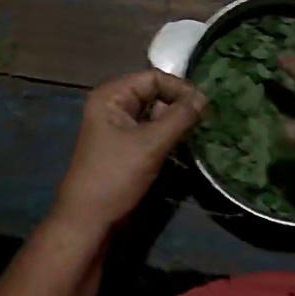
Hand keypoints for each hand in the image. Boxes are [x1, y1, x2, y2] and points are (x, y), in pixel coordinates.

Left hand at [50, 70, 206, 233]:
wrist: (89, 217)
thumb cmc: (115, 175)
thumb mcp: (151, 144)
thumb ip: (179, 117)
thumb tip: (205, 97)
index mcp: (111, 95)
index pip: (153, 77)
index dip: (180, 88)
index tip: (206, 106)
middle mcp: (112, 104)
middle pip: (154, 92)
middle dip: (179, 103)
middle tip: (206, 119)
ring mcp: (117, 125)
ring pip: (154, 113)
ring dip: (175, 120)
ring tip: (198, 131)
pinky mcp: (124, 145)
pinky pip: (150, 130)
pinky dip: (167, 134)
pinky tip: (183, 144)